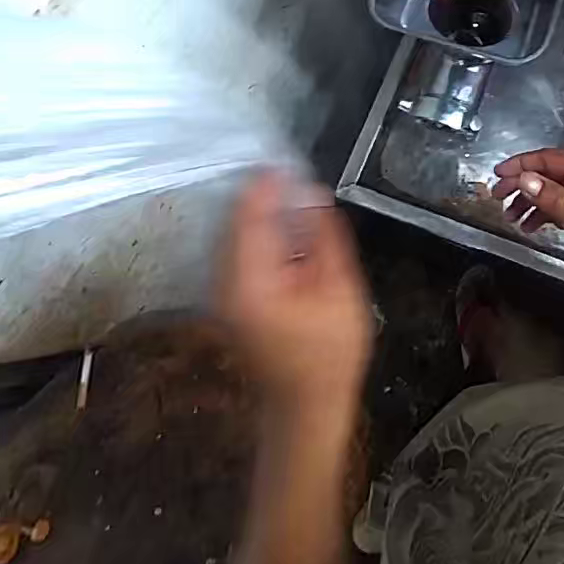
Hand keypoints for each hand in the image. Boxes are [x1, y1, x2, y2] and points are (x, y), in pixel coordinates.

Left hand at [216, 170, 373, 413]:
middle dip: (260, 193)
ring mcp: (223, 295)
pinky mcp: (232, 301)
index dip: (264, 185)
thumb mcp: (340, 287)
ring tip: (291, 188)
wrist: (307, 404)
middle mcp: (225, 285)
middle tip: (291, 169)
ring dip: (259, 210)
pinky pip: (239, 252)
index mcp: (250, 281)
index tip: (283, 159)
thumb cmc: (330, 349)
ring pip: (233, 236)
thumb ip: (324, 236)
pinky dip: (258, 231)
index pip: (247, 217)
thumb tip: (312, 195)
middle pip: (234, 223)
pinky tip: (285, 225)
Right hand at [492, 150, 563, 285]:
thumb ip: (554, 199)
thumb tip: (524, 178)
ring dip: (535, 201)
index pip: (548, 158)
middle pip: (552, 172)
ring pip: (560, 189)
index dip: (520, 165)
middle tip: (498, 200)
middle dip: (523, 184)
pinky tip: (537, 226)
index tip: (495, 176)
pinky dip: (552, 212)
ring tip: (512, 219)